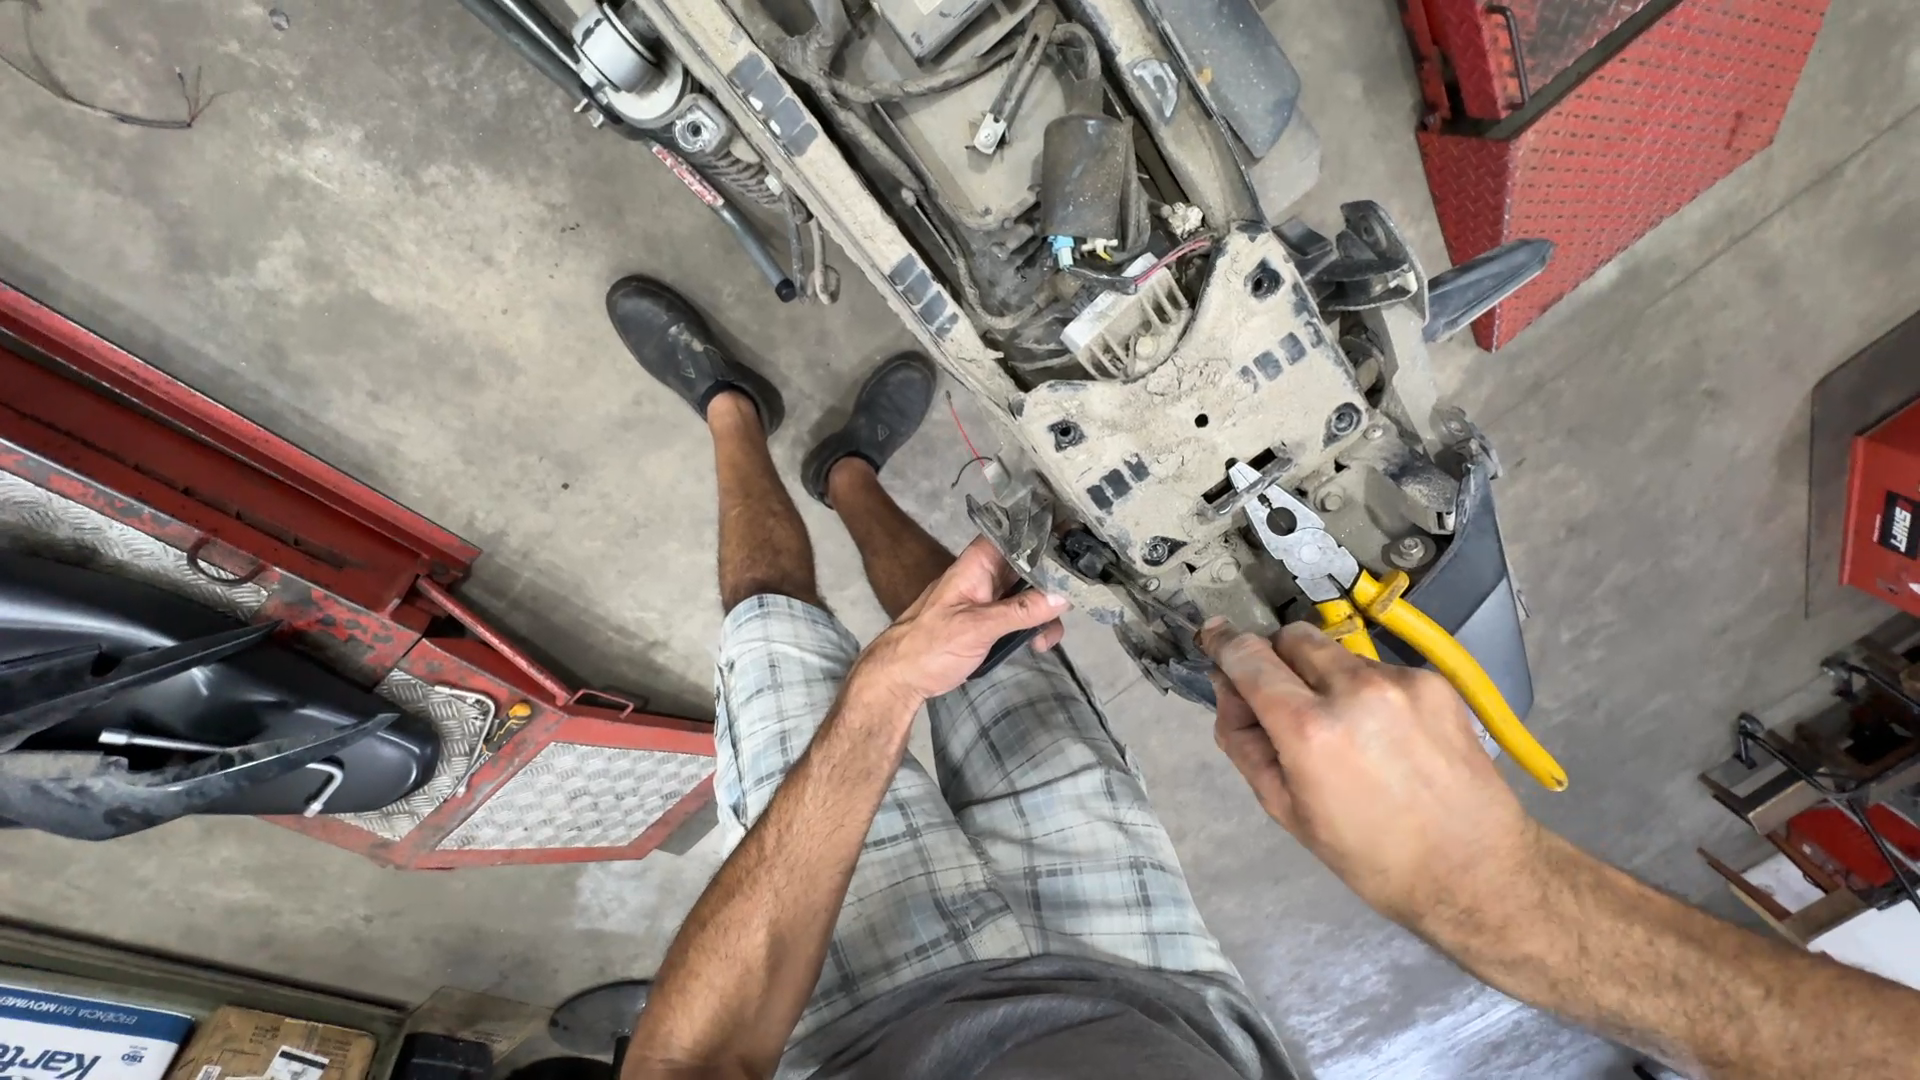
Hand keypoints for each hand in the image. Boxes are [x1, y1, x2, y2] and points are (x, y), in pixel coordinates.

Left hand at [853, 536, 1067, 704]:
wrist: (899, 677)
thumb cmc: (929, 644)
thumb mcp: (977, 627)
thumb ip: (1021, 611)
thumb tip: (1064, 595)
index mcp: (977, 563)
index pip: (1017, 534)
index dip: (1047, 534)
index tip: (1079, 544)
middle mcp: (986, 574)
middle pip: (1031, 564)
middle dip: (1054, 583)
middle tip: (1074, 603)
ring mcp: (990, 597)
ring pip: (1031, 593)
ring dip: (1046, 612)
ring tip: (1047, 639)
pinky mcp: (992, 620)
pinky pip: (1022, 615)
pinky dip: (1035, 627)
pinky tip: (1038, 645)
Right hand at [1199, 620, 1540, 933]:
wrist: (1477, 873)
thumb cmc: (1367, 854)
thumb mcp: (1282, 807)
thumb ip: (1243, 739)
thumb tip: (1228, 689)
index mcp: (1308, 729)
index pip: (1249, 657)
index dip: (1222, 643)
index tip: (1212, 636)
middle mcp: (1353, 690)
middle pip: (1290, 637)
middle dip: (1275, 658)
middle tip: (1282, 697)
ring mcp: (1400, 682)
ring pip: (1333, 651)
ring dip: (1320, 674)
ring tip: (1343, 725)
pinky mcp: (1434, 683)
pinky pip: (1375, 668)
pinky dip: (1363, 689)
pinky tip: (1384, 733)